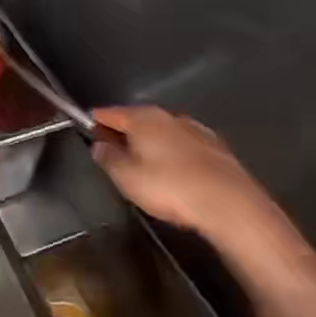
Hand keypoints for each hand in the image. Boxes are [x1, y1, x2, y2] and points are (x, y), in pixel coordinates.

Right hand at [91, 106, 292, 248]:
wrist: (230, 204)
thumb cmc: (171, 188)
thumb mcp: (128, 178)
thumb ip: (109, 158)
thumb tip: (99, 144)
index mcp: (143, 119)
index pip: (110, 112)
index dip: (95, 120)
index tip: (86, 128)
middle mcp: (169, 116)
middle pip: (136, 119)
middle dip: (122, 132)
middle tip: (110, 151)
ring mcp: (194, 129)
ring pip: (161, 131)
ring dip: (149, 143)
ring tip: (140, 164)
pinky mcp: (214, 147)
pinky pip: (181, 144)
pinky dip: (171, 152)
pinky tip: (171, 171)